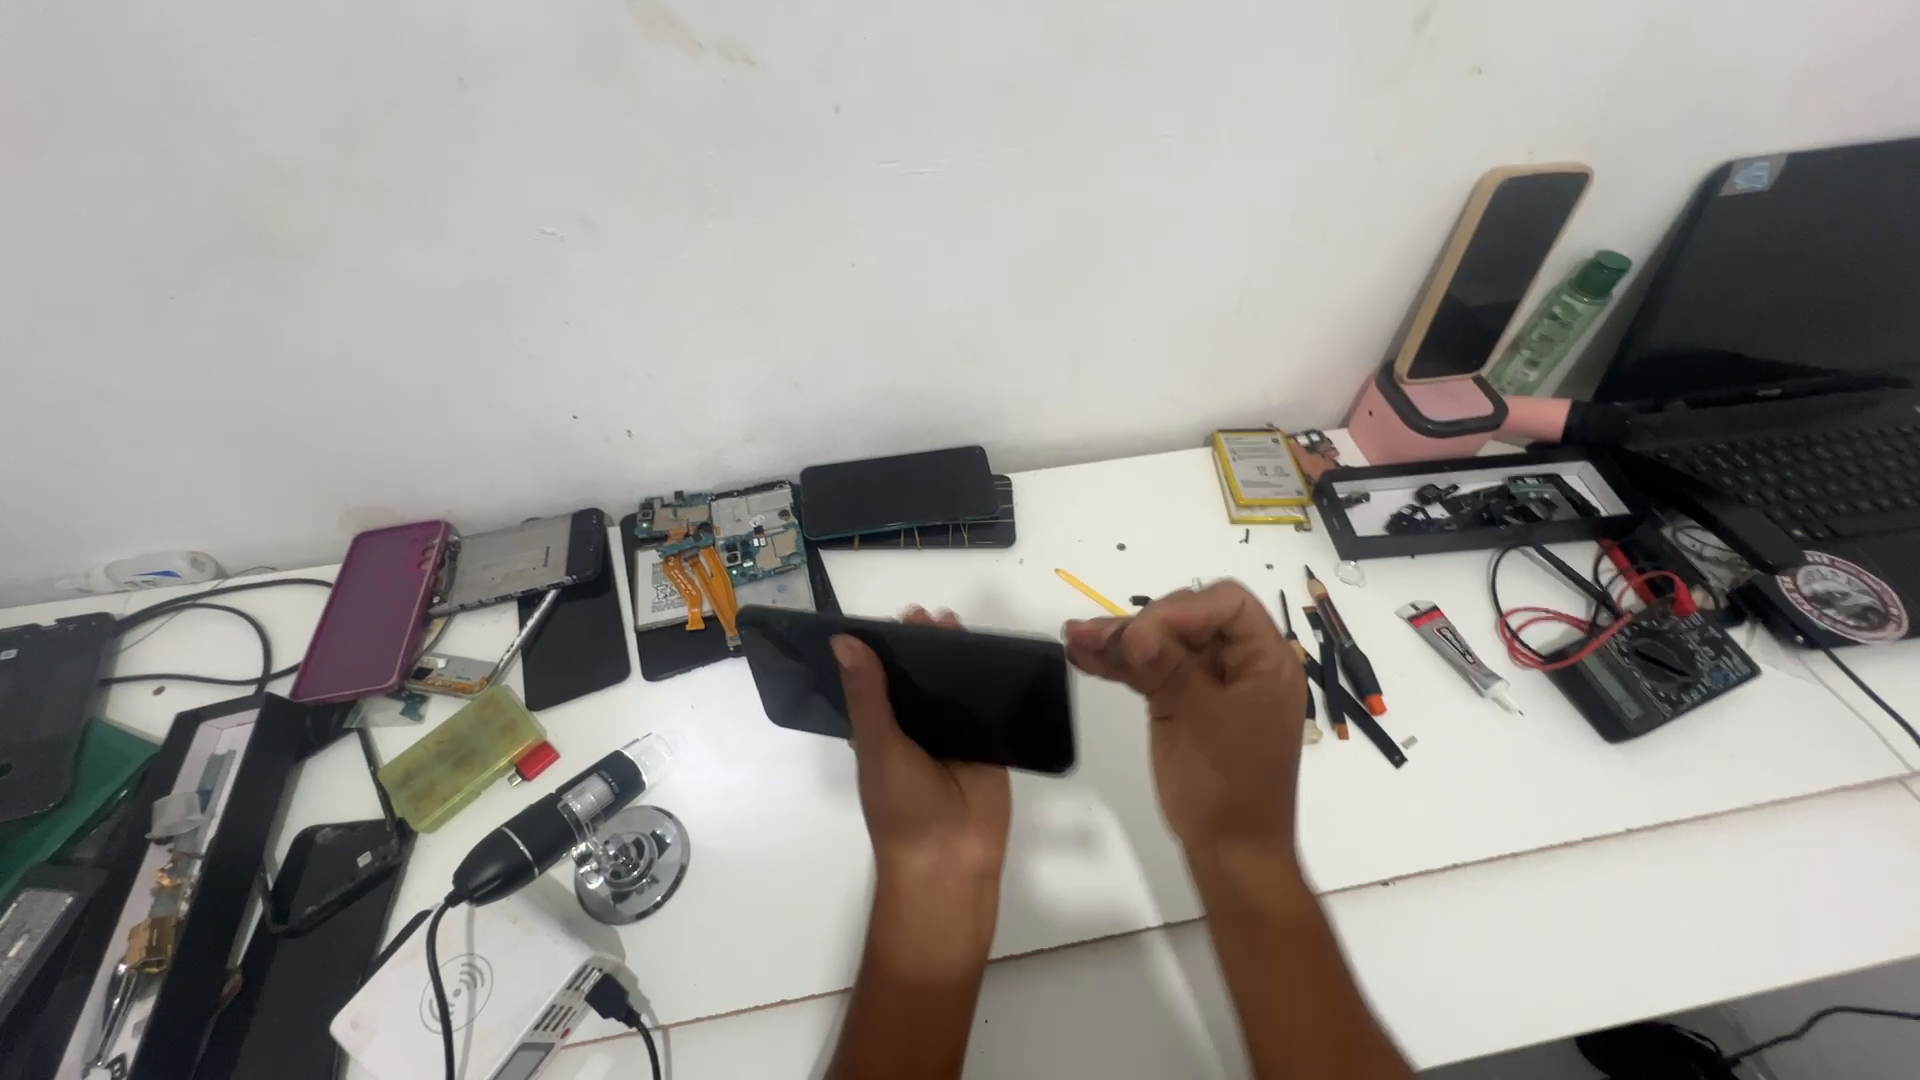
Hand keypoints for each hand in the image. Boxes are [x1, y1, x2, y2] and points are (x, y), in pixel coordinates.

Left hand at [834, 608, 1012, 885]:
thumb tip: (843, 639)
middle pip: (920, 677)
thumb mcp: (877, 746)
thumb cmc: (901, 806)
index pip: (880, 680)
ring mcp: (953, 735)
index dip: (884, 650)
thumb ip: (866, 694)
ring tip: (955, 622)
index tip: (892, 619)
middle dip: (923, 646)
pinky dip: (990, 680)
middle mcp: (915, 728)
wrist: (949, 860)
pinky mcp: (988, 743)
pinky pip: (988, 705)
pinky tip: (993, 652)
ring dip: (956, 657)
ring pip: (954, 686)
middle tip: (929, 615)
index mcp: (882, 730)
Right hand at [1063, 581, 1308, 858]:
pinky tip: (1082, 655)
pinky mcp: (1182, 700)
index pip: (1227, 604)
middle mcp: (1239, 663)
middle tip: (1101, 638)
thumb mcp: (1200, 720)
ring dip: (1119, 641)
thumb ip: (1168, 669)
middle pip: (1187, 620)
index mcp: (1266, 661)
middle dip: (1141, 624)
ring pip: (1161, 644)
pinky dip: (1119, 664)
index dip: (1183, 608)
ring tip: (1074, 637)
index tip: (1143, 631)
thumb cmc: (1230, 786)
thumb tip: (1134, 629)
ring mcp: (1208, 682)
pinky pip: (1149, 671)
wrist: (1230, 851)